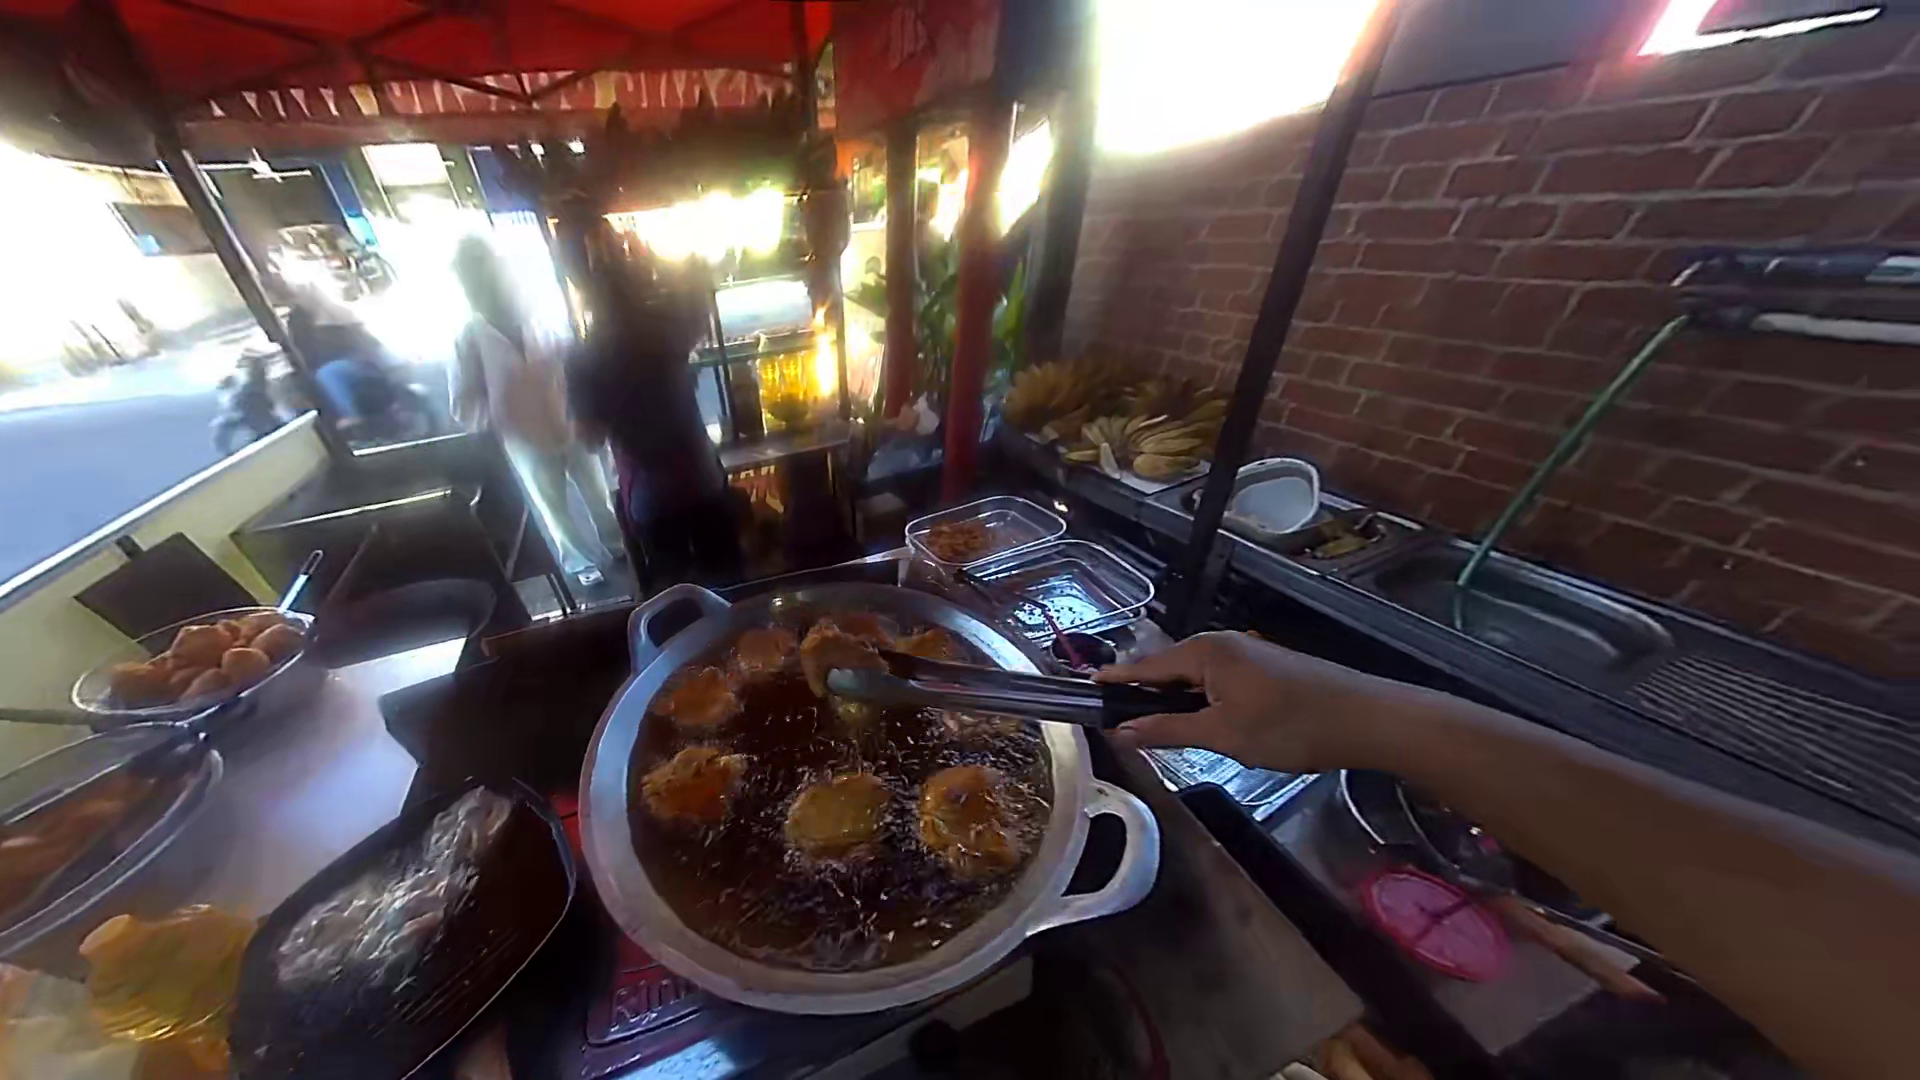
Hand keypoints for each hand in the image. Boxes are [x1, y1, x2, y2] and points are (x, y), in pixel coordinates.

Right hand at [1095, 631, 1422, 771]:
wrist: (1368, 719)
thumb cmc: (1289, 725)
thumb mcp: (1223, 734)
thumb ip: (1168, 731)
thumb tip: (1122, 732)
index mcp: (1203, 652)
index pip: (1146, 665)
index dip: (1117, 678)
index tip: (1088, 684)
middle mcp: (1219, 643)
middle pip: (1168, 667)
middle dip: (1145, 691)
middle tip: (1120, 716)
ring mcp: (1243, 652)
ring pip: (1193, 675)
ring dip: (1174, 697)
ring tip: (1156, 722)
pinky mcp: (1262, 665)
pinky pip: (1215, 678)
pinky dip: (1199, 696)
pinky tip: (1202, 718)